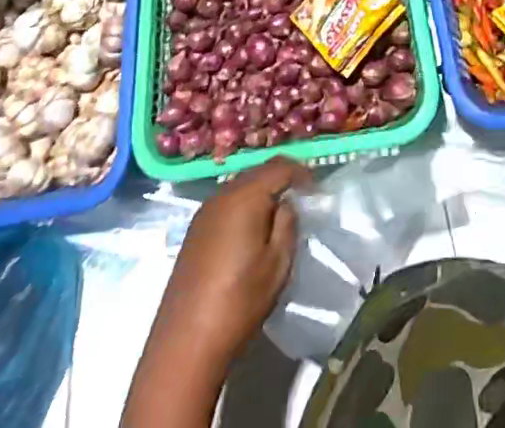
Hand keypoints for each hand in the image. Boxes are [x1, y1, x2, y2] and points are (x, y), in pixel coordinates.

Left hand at [152, 158, 309, 370]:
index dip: (301, 172)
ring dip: (262, 192)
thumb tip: (286, 202)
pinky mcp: (196, 229)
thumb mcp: (278, 262)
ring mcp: (204, 211)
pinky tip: (253, 228)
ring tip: (280, 213)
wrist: (188, 337)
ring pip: (240, 185)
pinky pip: (227, 202)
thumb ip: (287, 223)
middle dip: (281, 178)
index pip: (279, 167)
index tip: (316, 190)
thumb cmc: (240, 300)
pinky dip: (245, 205)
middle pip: (257, 172)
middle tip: (302, 198)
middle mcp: (222, 195)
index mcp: (245, 197)